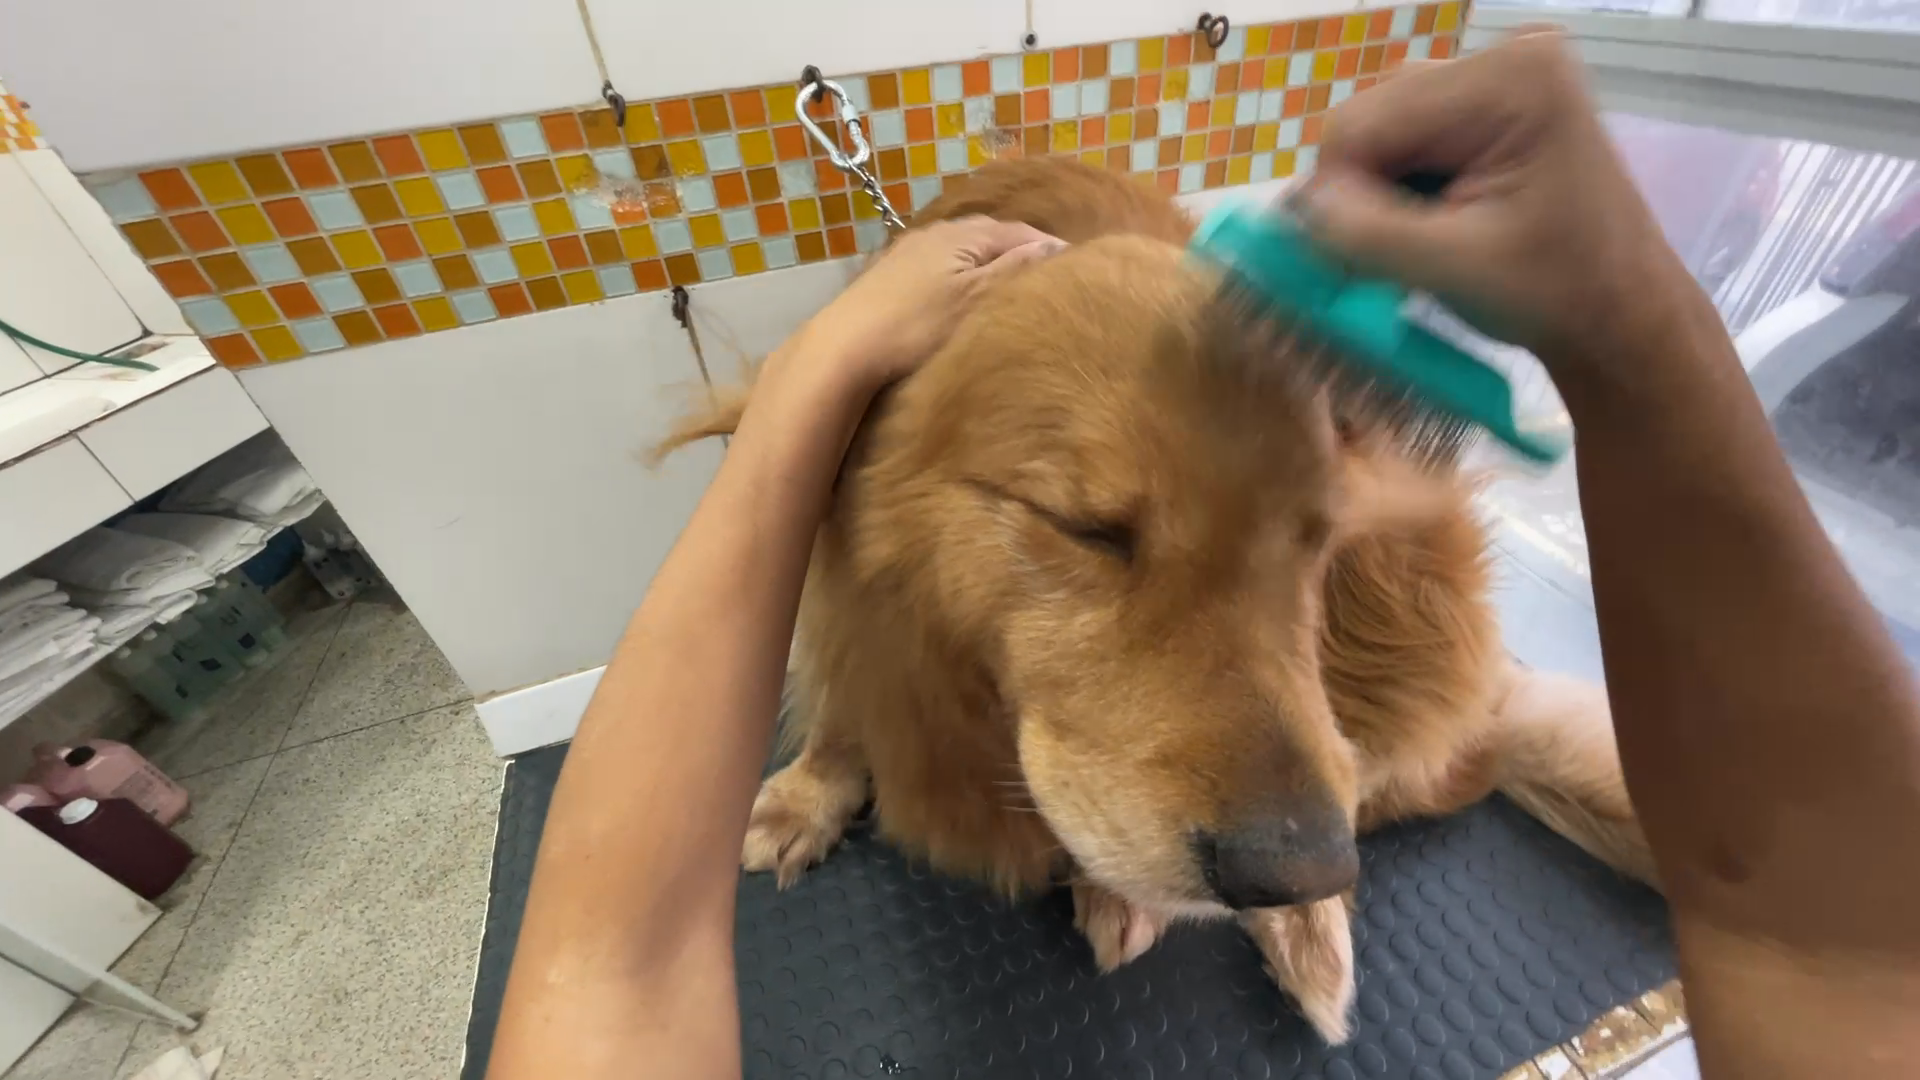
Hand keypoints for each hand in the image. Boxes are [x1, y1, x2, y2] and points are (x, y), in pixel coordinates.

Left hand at [797, 216, 1062, 390]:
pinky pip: (945, 271)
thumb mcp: (976, 298)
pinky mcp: (894, 278)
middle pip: (994, 240)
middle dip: (1024, 257)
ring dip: (992, 270)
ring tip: (1014, 296)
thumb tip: (1055, 248)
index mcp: (966, 233)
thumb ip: (1016, 270)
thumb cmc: (918, 325)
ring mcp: (912, 254)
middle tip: (1050, 285)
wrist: (846, 348)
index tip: (1078, 274)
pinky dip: (965, 282)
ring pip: (967, 256)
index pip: (1024, 233)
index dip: (1053, 251)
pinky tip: (967, 303)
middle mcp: (939, 233)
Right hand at [1298, 31, 1707, 385]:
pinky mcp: (1479, 114)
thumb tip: (1292, 209)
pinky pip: (1395, 150)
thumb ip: (1367, 234)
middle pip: (1364, 124)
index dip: (1334, 194)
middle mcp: (1498, 60)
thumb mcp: (1451, 267)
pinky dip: (1387, 197)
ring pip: (1371, 139)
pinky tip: (1418, 227)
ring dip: (1367, 199)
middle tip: (1379, 255)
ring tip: (1406, 243)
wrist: (1611, 308)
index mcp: (1507, 79)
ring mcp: (1489, 84)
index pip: (1359, 123)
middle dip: (1353, 195)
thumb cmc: (1549, 290)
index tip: (1347, 256)